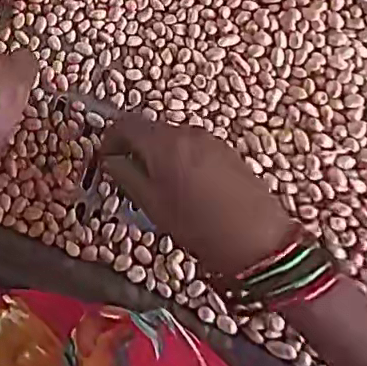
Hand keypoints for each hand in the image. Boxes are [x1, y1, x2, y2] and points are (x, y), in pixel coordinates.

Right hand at [98, 117, 295, 274]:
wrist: (261, 242)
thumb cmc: (199, 226)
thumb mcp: (152, 204)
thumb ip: (125, 176)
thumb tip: (111, 160)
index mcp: (162, 142)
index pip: (125, 124)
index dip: (110, 139)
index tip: (106, 158)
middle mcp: (186, 132)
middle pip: (149, 129)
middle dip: (134, 146)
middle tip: (127, 173)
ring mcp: (209, 140)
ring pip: (171, 138)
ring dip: (157, 152)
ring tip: (156, 183)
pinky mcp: (226, 152)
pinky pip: (192, 146)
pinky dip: (179, 157)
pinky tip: (184, 185)